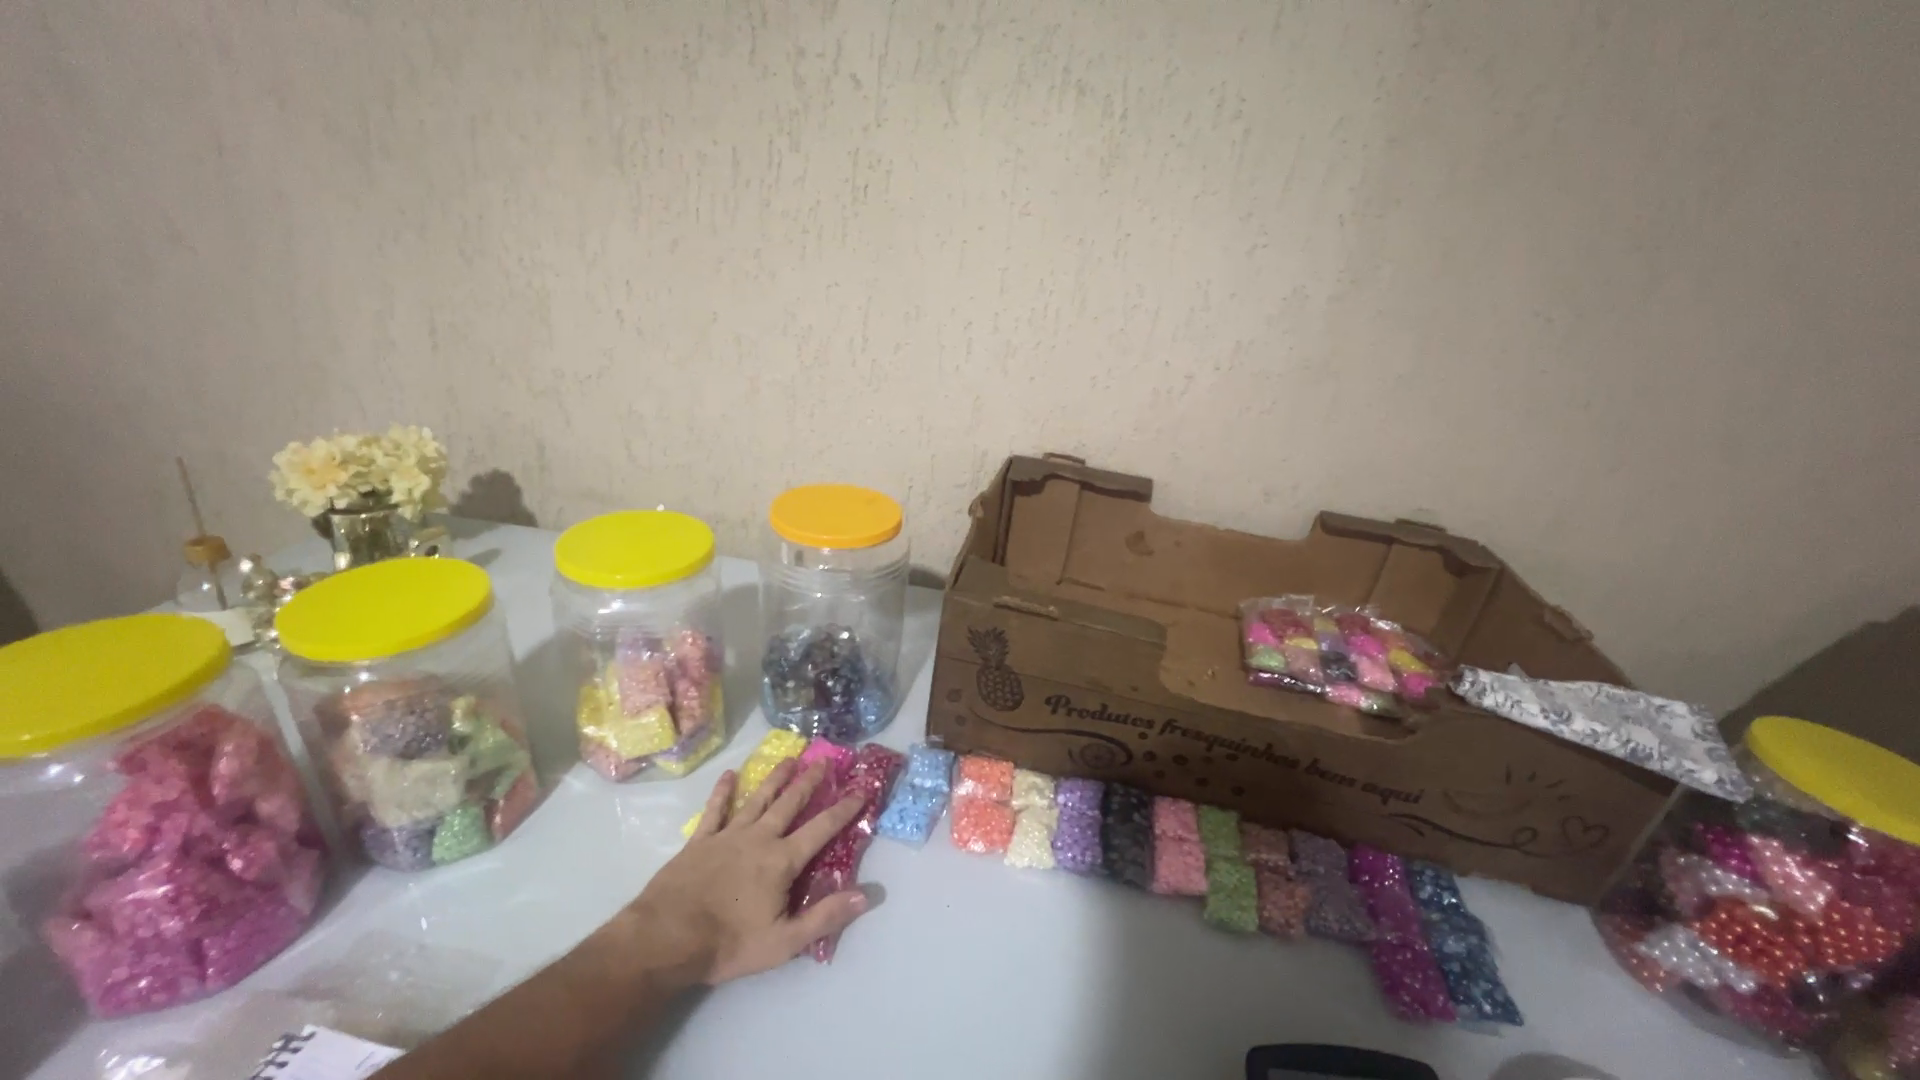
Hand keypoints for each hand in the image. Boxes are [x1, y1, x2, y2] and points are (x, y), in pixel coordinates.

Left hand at [606, 760, 871, 985]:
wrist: (665, 939)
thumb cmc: (729, 944)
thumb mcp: (784, 942)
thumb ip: (825, 917)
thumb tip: (866, 895)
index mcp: (782, 861)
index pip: (822, 829)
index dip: (844, 809)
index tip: (862, 789)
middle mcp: (758, 839)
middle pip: (790, 803)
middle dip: (810, 781)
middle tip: (824, 760)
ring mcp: (727, 836)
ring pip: (757, 799)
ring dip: (775, 778)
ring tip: (789, 759)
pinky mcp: (699, 842)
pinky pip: (714, 810)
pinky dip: (723, 791)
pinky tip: (729, 775)